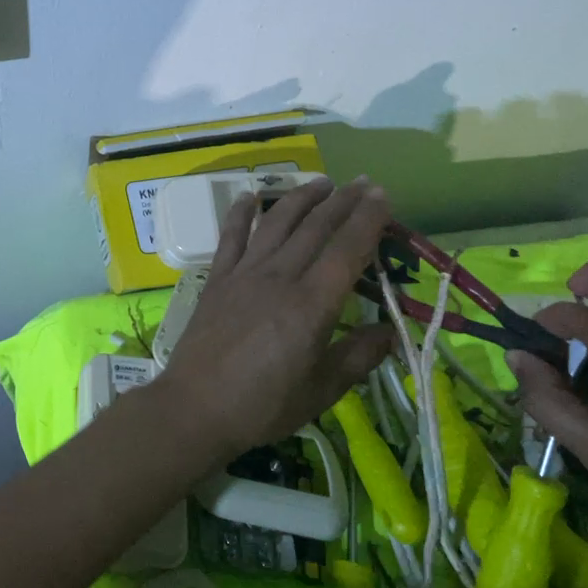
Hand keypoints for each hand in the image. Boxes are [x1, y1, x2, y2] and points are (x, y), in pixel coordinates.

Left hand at [155, 177, 395, 458]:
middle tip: (364, 182)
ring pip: (275, 224)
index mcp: (310, 305)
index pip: (346, 251)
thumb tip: (391, 332)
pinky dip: (240, 213)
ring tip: (321, 182)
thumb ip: (358, 356)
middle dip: (342, 202)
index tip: (383, 196)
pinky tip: (249, 195)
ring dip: (299, 199)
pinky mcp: (217, 279)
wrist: (196, 405)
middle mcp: (277, 278)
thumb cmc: (264, 405)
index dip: (366, 220)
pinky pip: (230, 237)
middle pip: (314, 229)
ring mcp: (243, 274)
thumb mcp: (322, 390)